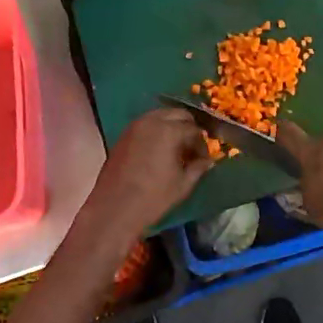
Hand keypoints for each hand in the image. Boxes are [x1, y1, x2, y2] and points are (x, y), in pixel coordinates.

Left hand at [79, 108, 213, 240]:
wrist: (114, 208)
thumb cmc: (153, 198)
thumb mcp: (182, 184)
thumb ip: (197, 167)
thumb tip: (207, 160)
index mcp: (169, 131)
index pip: (194, 130)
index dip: (201, 145)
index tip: (203, 159)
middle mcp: (152, 121)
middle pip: (178, 114)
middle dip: (188, 128)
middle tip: (192, 149)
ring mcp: (135, 126)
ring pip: (161, 116)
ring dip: (172, 127)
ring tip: (176, 148)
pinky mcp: (124, 134)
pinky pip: (146, 124)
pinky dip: (157, 130)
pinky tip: (159, 150)